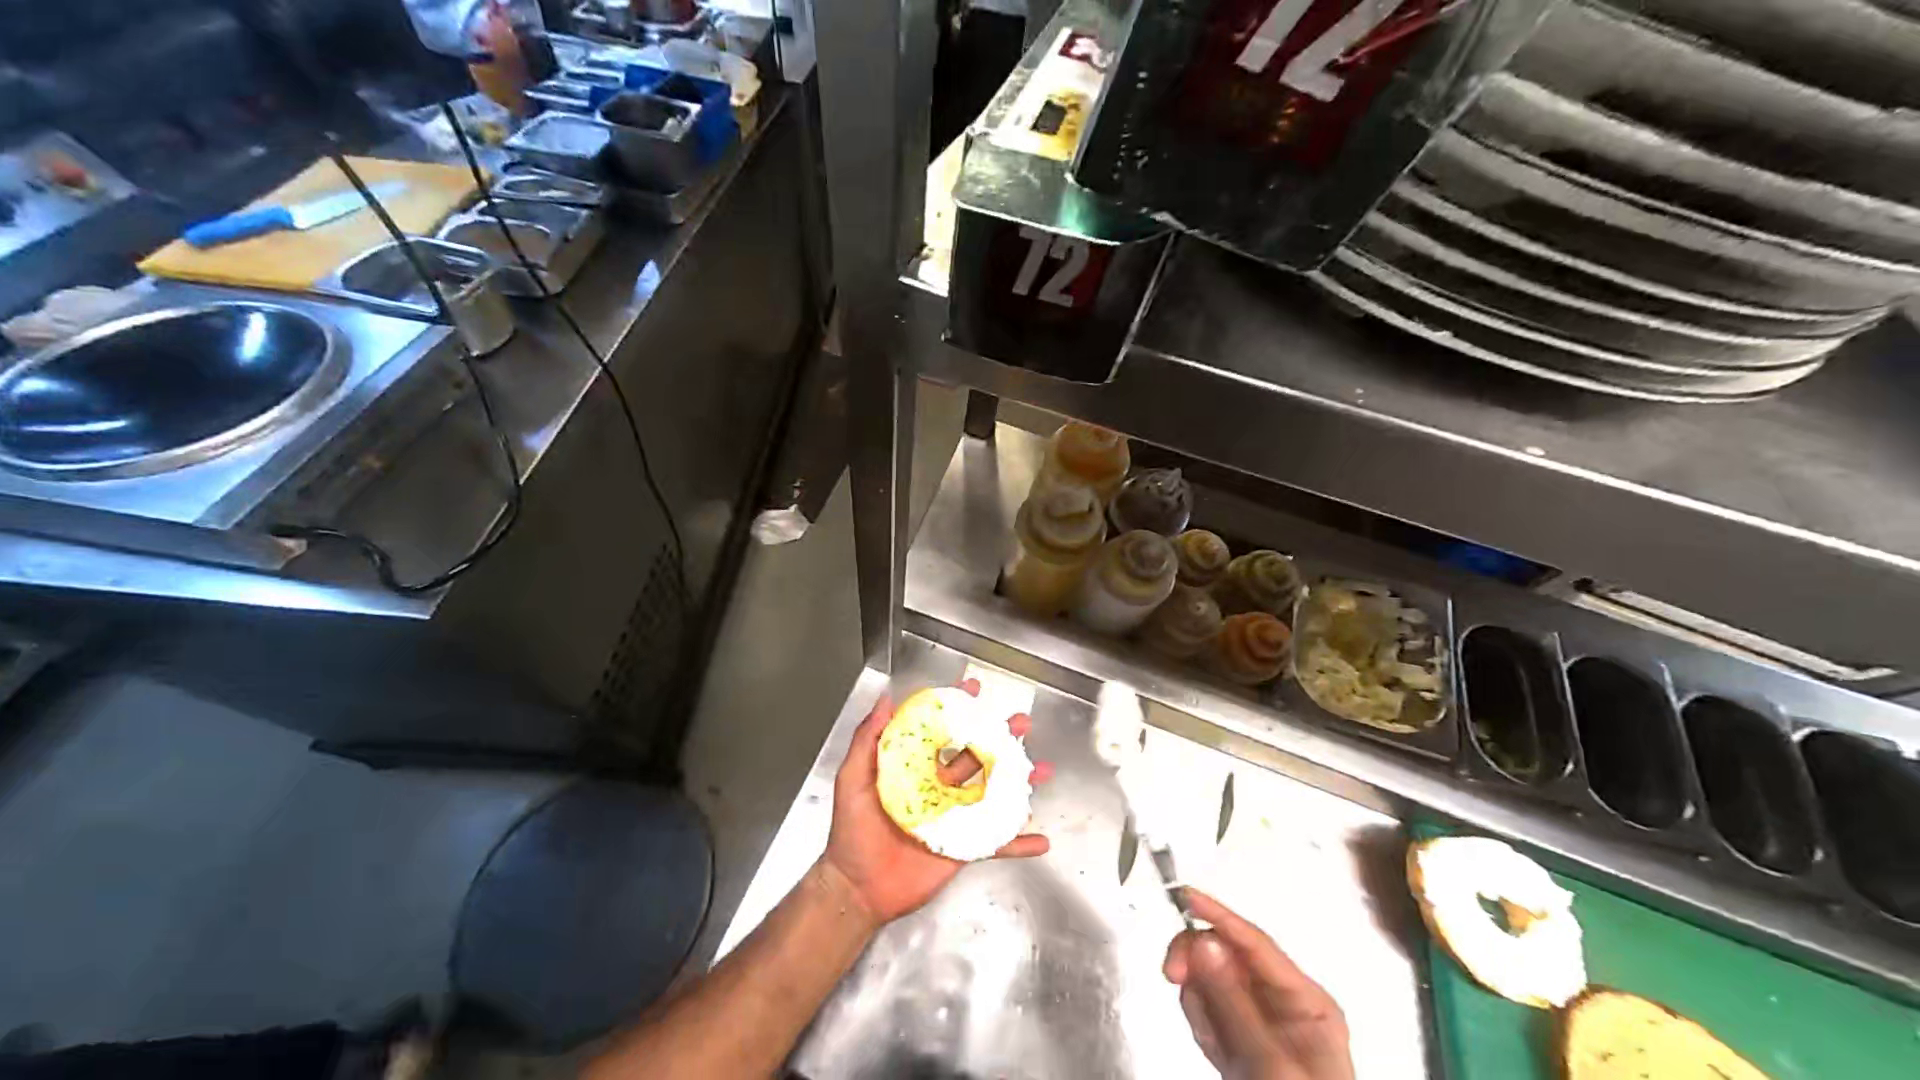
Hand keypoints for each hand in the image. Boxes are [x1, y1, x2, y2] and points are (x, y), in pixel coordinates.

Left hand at [819, 679, 1052, 924]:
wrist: (856, 887)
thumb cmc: (850, 832)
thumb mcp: (852, 778)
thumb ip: (867, 739)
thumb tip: (883, 700)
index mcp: (915, 768)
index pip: (941, 730)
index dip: (957, 708)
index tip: (973, 688)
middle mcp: (939, 787)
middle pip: (977, 755)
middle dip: (1000, 737)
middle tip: (1021, 722)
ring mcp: (954, 817)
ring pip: (994, 793)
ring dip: (1019, 782)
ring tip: (1042, 769)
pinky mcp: (962, 848)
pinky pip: (995, 844)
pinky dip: (1018, 843)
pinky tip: (1040, 838)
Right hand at [1164, 889, 1354, 1079]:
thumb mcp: (1269, 1063)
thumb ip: (1232, 1002)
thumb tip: (1201, 941)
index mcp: (1305, 1000)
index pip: (1255, 942)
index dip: (1218, 915)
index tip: (1183, 894)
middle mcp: (1283, 1002)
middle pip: (1227, 955)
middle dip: (1198, 962)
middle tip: (1173, 977)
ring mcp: (1261, 1020)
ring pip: (1211, 981)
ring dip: (1200, 1003)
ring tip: (1215, 1046)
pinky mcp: (1241, 1040)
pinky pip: (1208, 1011)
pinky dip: (1202, 1025)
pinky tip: (1217, 1054)